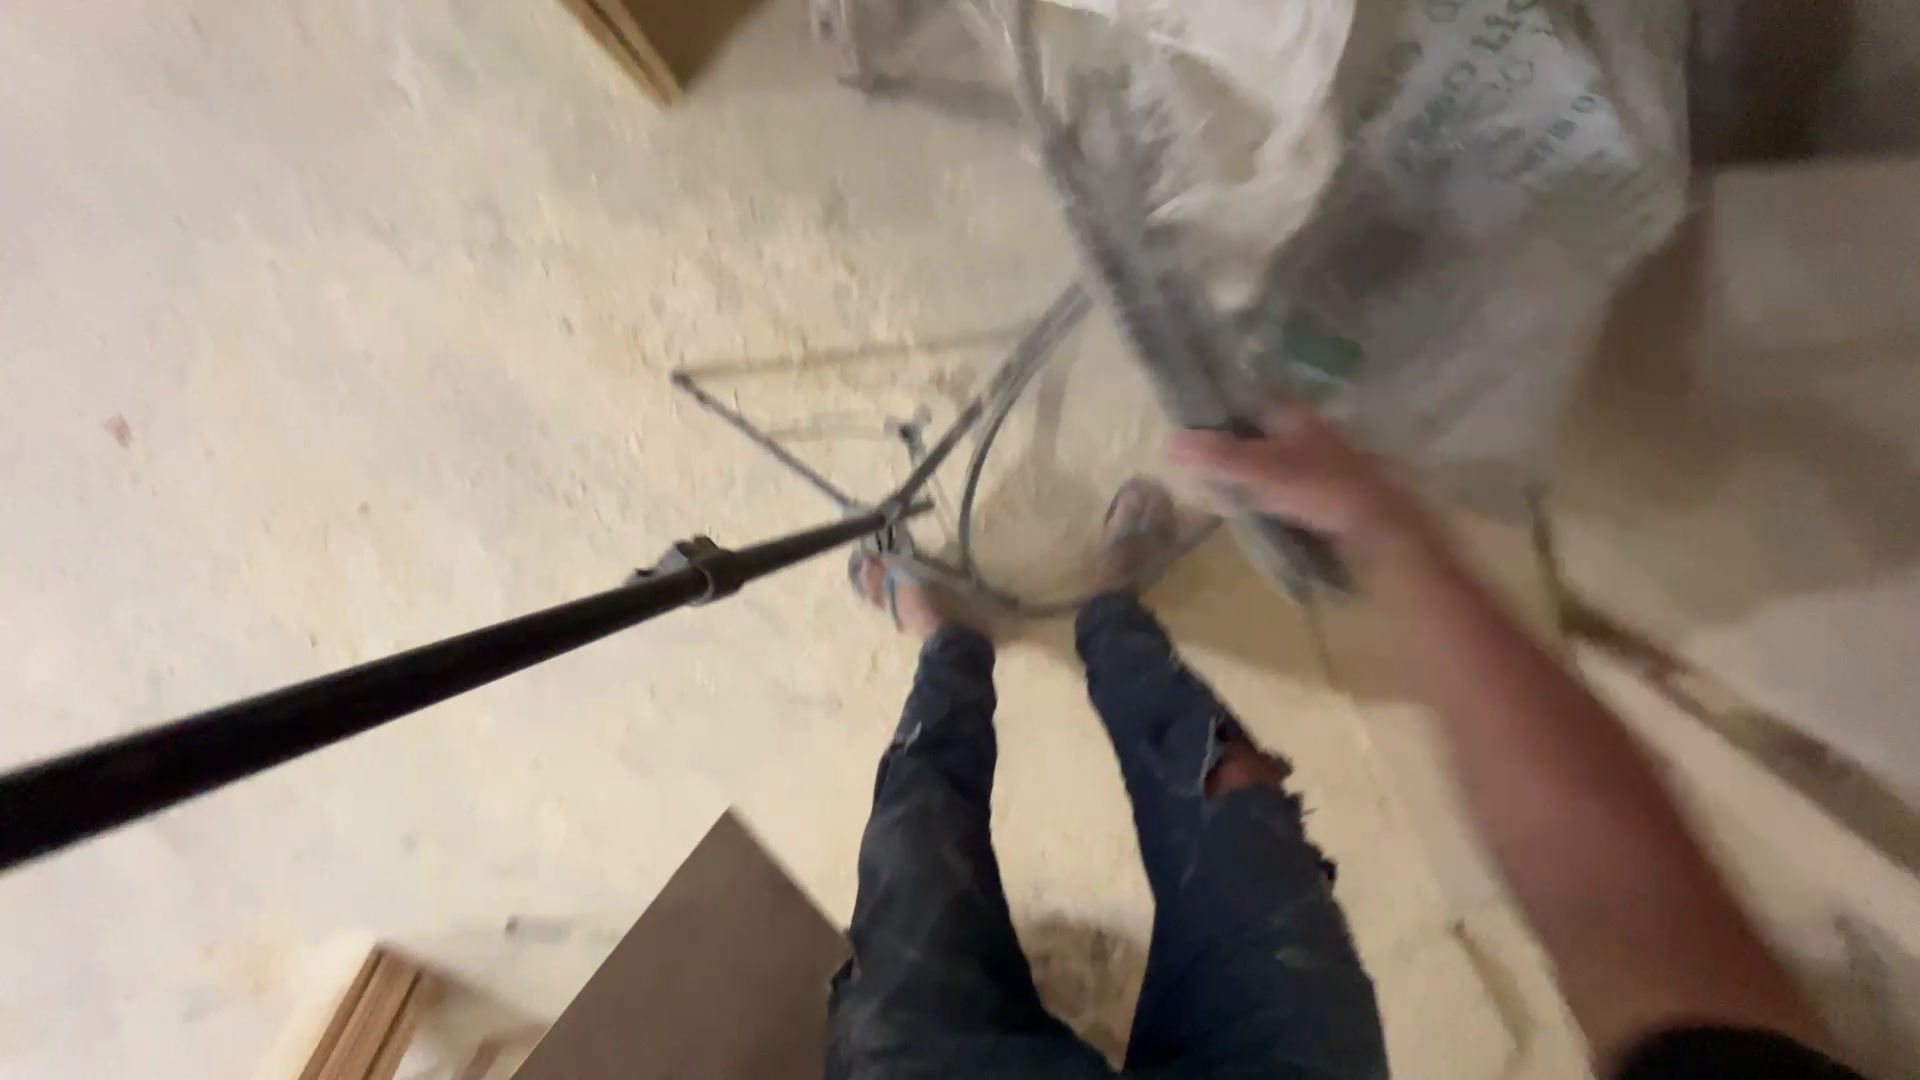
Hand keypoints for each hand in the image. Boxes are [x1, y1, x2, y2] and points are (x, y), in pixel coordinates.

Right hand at [1167, 403, 1440, 564]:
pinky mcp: (1331, 485)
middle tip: (1206, 446)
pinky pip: (1291, 476)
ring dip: (1255, 459)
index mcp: (1295, 414)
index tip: (1201, 410)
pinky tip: (1258, 497)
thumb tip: (1170, 441)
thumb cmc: (1318, 486)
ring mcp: (1324, 457)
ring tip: (1225, 474)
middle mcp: (1311, 428)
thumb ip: (1217, 455)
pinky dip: (1271, 482)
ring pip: (1280, 450)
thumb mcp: (1260, 470)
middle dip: (1239, 432)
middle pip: (1266, 423)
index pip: (1255, 395)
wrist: (1378, 523)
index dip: (1228, 400)